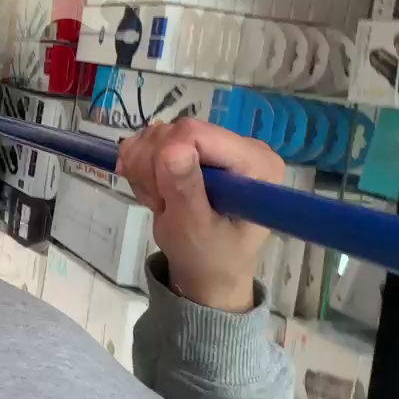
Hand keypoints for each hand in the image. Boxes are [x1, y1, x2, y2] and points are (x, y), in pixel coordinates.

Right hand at [115, 118, 282, 312]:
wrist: (206, 268)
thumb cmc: (208, 254)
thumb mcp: (194, 228)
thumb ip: (185, 189)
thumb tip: (173, 150)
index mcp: (256, 164)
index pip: (194, 133)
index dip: (163, 156)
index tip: (159, 191)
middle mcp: (242, 146)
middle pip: (174, 131)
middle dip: (152, 164)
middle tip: (159, 200)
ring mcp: (218, 145)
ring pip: (158, 134)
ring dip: (144, 167)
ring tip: (160, 199)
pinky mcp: (198, 147)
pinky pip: (152, 140)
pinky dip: (142, 164)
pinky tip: (155, 187)